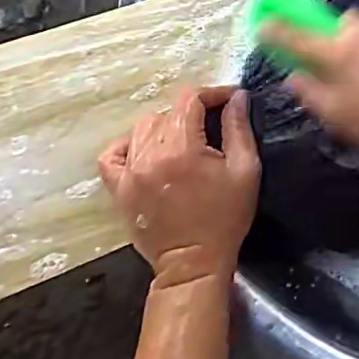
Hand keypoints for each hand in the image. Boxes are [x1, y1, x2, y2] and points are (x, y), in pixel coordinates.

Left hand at [97, 85, 259, 288]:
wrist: (194, 264)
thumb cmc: (226, 217)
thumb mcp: (245, 169)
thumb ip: (239, 128)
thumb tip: (237, 97)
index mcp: (181, 148)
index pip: (190, 99)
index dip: (213, 93)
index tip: (231, 100)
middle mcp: (149, 155)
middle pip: (168, 111)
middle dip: (194, 111)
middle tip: (214, 124)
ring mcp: (129, 172)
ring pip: (143, 128)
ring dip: (166, 126)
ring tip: (185, 140)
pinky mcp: (118, 189)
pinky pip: (113, 155)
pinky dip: (128, 146)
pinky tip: (147, 150)